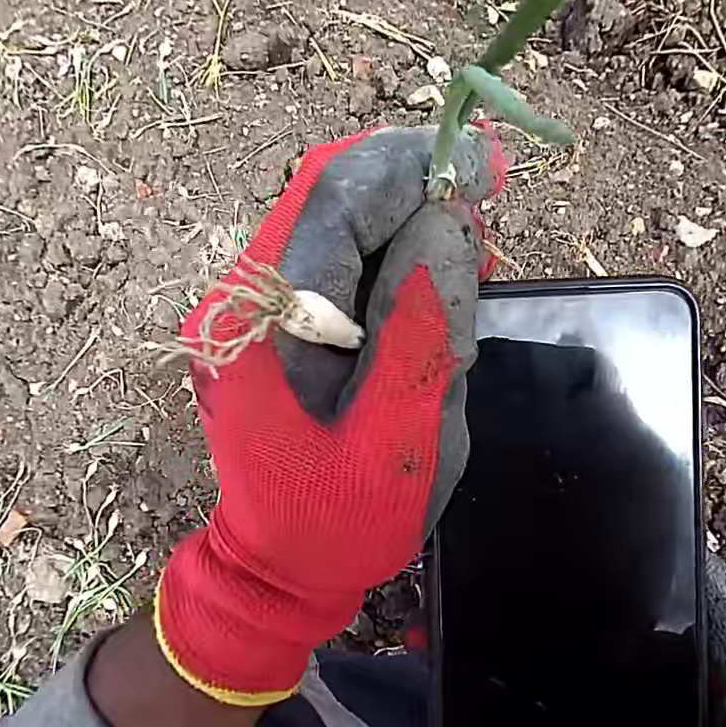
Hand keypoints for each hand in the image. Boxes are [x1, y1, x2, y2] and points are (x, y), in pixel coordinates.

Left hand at [154, 124, 504, 705]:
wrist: (280, 561)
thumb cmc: (341, 515)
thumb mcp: (401, 431)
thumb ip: (424, 323)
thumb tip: (449, 214)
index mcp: (262, 326)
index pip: (335, 202)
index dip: (413, 170)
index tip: (484, 165)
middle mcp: (241, 298)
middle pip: (329, 196)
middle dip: (412, 191)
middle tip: (479, 214)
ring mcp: (251, 306)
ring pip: (337, 221)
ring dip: (405, 224)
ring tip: (460, 261)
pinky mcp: (273, 319)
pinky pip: (336, 258)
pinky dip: (389, 255)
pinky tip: (425, 286)